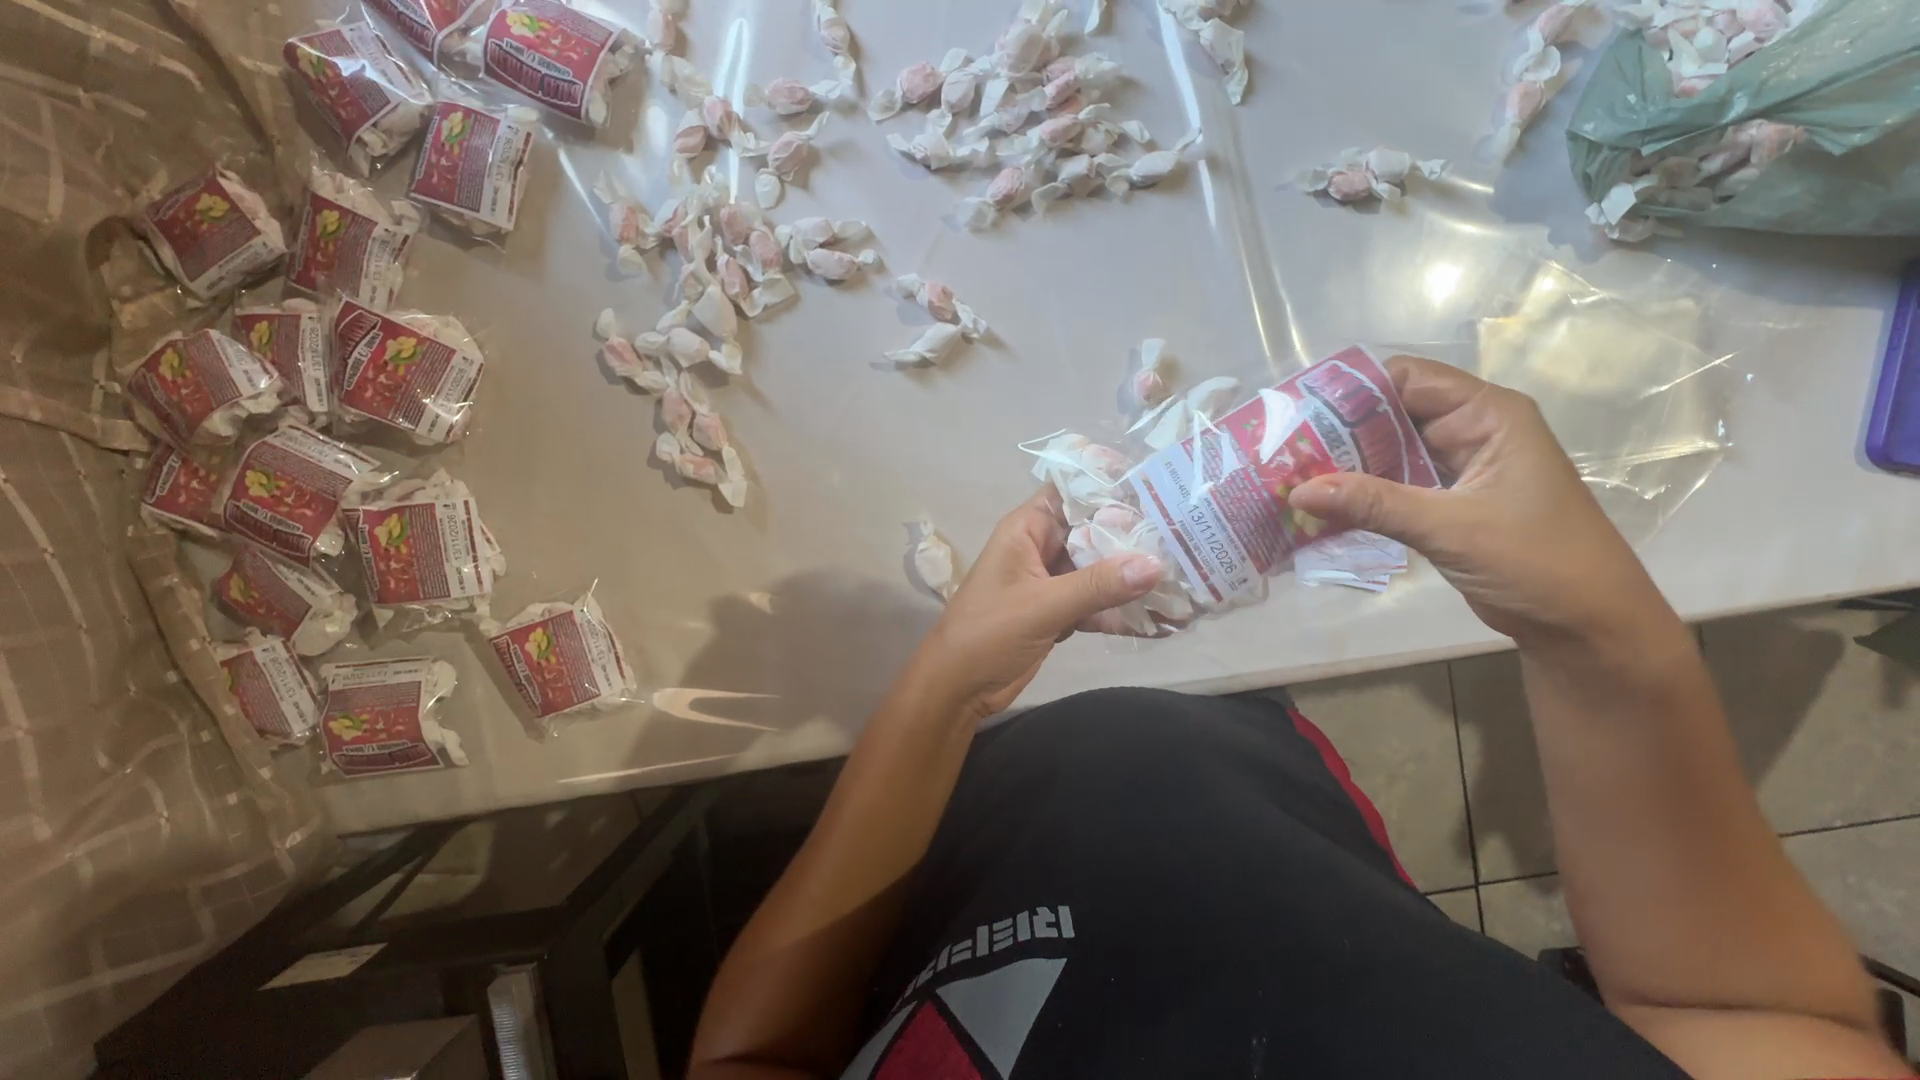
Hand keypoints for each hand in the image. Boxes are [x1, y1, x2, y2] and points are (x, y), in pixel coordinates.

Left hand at [904, 488, 1164, 721]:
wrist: (957, 688)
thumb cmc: (988, 633)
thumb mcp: (1043, 605)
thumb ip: (1098, 585)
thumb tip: (1156, 564)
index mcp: (1027, 530)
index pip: (1071, 492)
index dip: (1109, 485)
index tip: (1158, 484)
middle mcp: (1041, 548)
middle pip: (1093, 530)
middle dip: (1134, 534)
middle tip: (1187, 532)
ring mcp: (1051, 582)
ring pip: (1099, 569)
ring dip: (1133, 576)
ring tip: (1186, 575)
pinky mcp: (1059, 613)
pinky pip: (1097, 603)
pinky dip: (1122, 610)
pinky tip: (1163, 618)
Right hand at [1288, 355, 1672, 648]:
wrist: (1585, 625)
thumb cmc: (1536, 561)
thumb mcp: (1449, 528)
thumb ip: (1373, 504)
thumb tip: (1298, 491)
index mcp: (1487, 416)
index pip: (1407, 379)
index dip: (1352, 389)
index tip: (1298, 409)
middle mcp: (1470, 432)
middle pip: (1390, 415)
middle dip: (1337, 431)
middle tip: (1281, 449)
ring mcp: (1457, 470)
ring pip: (1388, 453)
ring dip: (1344, 465)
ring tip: (1288, 475)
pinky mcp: (1446, 504)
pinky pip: (1392, 487)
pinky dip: (1359, 494)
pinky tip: (1319, 506)